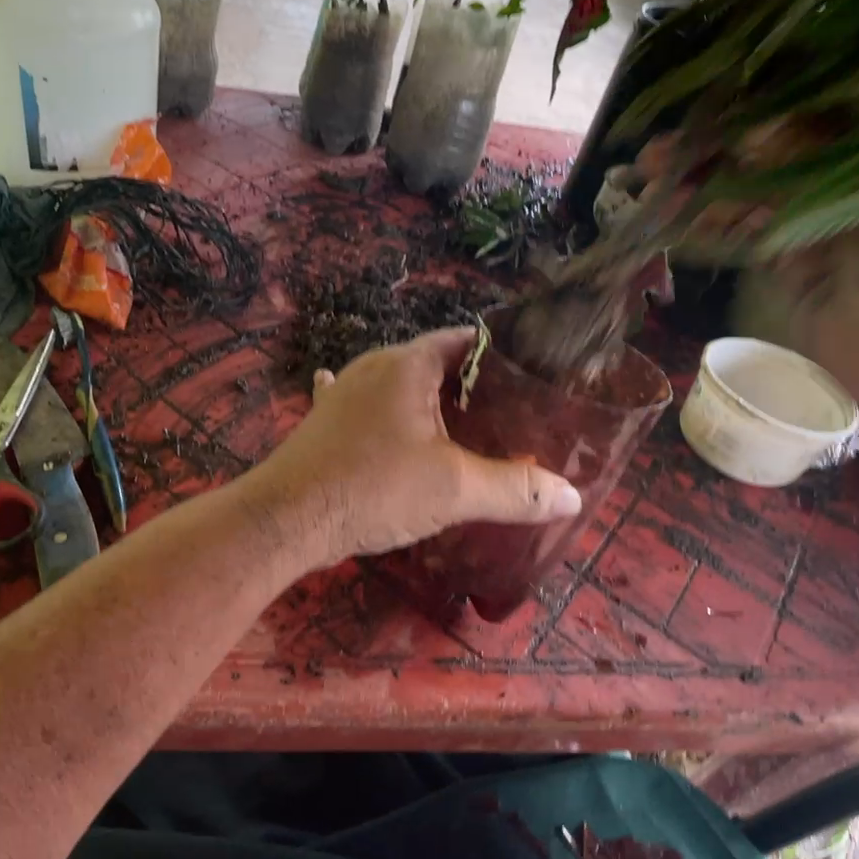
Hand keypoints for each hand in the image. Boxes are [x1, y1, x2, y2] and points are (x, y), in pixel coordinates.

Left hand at [245, 329, 583, 567]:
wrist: (286, 517)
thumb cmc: (373, 487)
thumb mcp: (454, 489)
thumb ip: (516, 489)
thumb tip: (572, 495)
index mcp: (406, 364)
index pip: (463, 340)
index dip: (499, 355)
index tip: (531, 378)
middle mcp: (372, 367)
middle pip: (433, 365)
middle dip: (469, 387)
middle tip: (510, 416)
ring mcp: (343, 395)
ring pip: (399, 390)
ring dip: (428, 406)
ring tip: (465, 432)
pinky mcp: (325, 424)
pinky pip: (367, 413)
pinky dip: (389, 422)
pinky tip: (393, 430)